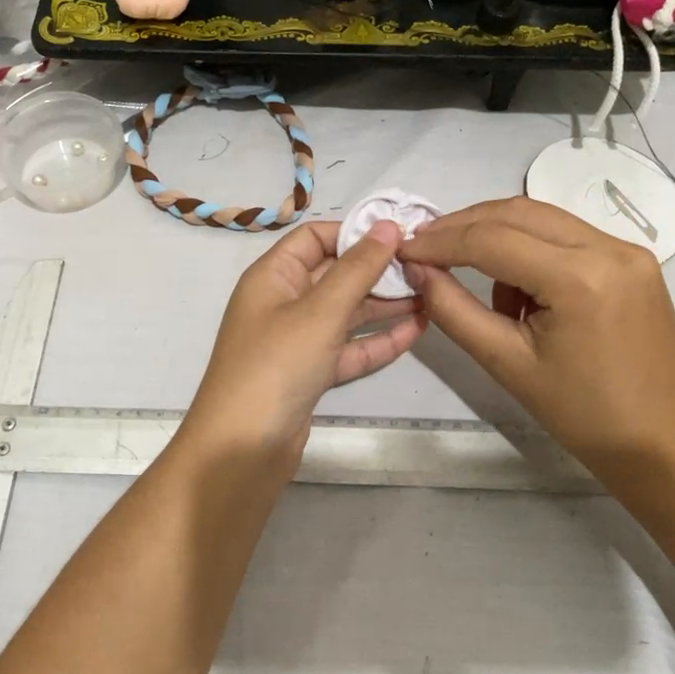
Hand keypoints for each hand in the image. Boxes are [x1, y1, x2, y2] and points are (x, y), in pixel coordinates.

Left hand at [186, 220, 426, 458]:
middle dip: (377, 268)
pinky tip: (417, 330)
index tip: (401, 233)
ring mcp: (297, 340)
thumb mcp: (320, 312)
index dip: (355, 231)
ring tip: (431, 294)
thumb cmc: (276, 366)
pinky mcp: (311, 373)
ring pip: (346, 312)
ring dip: (385, 304)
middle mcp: (283, 302)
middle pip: (334, 273)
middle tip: (427, 265)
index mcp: (273, 276)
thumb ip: (358, 269)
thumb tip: (388, 225)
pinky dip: (379, 340)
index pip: (315, 237)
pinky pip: (349, 348)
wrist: (243, 448)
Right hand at [397, 197, 674, 475]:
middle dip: (465, 226)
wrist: (662, 443)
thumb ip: (454, 310)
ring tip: (476, 284)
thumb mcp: (507, 364)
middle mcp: (609, 248)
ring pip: (542, 218)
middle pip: (517, 212)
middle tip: (425, 248)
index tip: (403, 249)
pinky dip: (531, 250)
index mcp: (580, 278)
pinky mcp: (633, 261)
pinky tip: (521, 292)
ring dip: (498, 236)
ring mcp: (627, 251)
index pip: (492, 240)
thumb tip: (417, 269)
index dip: (441, 241)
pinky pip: (567, 236)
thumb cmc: (583, 415)